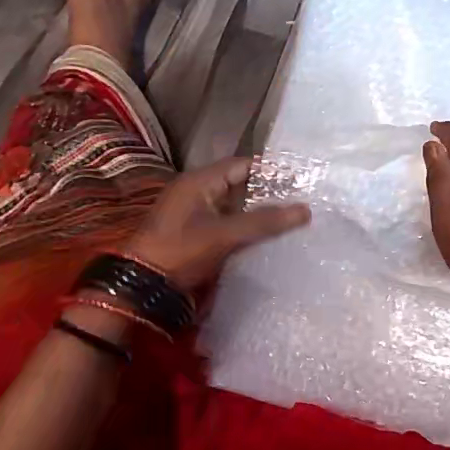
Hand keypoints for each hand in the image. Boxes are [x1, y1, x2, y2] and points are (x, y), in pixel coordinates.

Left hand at [121, 157, 309, 291]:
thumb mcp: (224, 235)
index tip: (299, 180)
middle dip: (267, 194)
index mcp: (199, 182)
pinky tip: (264, 239)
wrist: (144, 284)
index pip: (241, 165)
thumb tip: (305, 210)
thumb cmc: (181, 251)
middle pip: (238, 185)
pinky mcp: (193, 234)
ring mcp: (192, 214)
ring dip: (256, 213)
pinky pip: (224, 223)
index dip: (270, 171)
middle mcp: (195, 192)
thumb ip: (264, 221)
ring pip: (232, 206)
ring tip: (289, 221)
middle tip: (299, 202)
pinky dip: (243, 228)